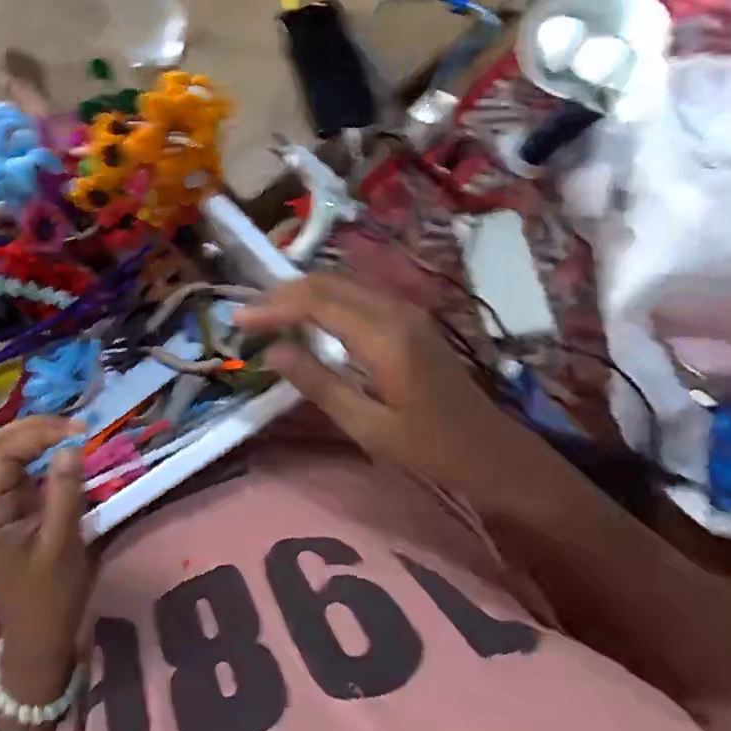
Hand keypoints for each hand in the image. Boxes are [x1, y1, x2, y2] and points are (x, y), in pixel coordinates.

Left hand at [0, 416, 92, 703]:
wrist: (40, 642)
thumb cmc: (50, 599)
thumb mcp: (63, 545)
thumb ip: (64, 492)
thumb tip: (71, 446)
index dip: (35, 433)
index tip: (77, 430)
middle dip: (35, 430)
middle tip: (77, 427)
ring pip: (7, 457)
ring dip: (38, 439)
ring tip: (74, 433)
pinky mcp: (9, 513)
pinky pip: (21, 473)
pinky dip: (42, 457)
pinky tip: (64, 452)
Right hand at [235, 274, 558, 505]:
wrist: (491, 449)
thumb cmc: (430, 448)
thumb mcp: (368, 427)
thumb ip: (319, 385)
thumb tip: (273, 351)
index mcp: (385, 338)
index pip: (317, 302)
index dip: (274, 306)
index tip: (238, 318)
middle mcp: (396, 310)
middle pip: (328, 282)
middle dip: (283, 293)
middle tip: (248, 315)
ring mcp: (407, 309)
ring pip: (343, 282)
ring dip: (302, 292)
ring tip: (269, 314)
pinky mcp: (411, 317)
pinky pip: (358, 293)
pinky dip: (325, 298)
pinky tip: (308, 317)